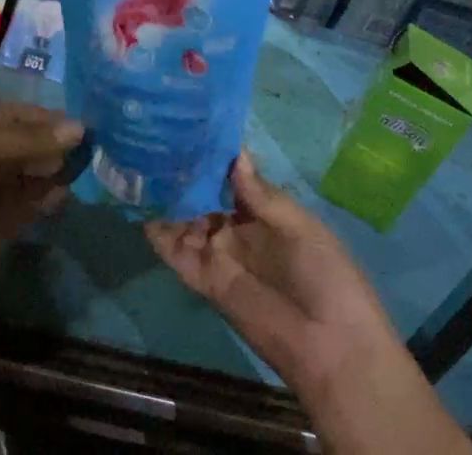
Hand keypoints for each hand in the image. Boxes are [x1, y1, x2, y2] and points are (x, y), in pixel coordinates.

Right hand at [145, 154, 397, 400]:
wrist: (329, 345)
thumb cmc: (327, 277)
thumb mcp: (302, 228)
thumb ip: (262, 195)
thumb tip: (235, 153)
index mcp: (265, 215)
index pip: (230, 179)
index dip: (212, 157)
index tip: (190, 126)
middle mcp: (236, 231)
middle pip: (202, 196)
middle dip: (183, 173)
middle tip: (157, 139)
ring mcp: (217, 254)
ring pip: (183, 219)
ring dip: (167, 196)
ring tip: (142, 162)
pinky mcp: (203, 279)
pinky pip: (174, 252)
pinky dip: (157, 230)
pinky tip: (142, 203)